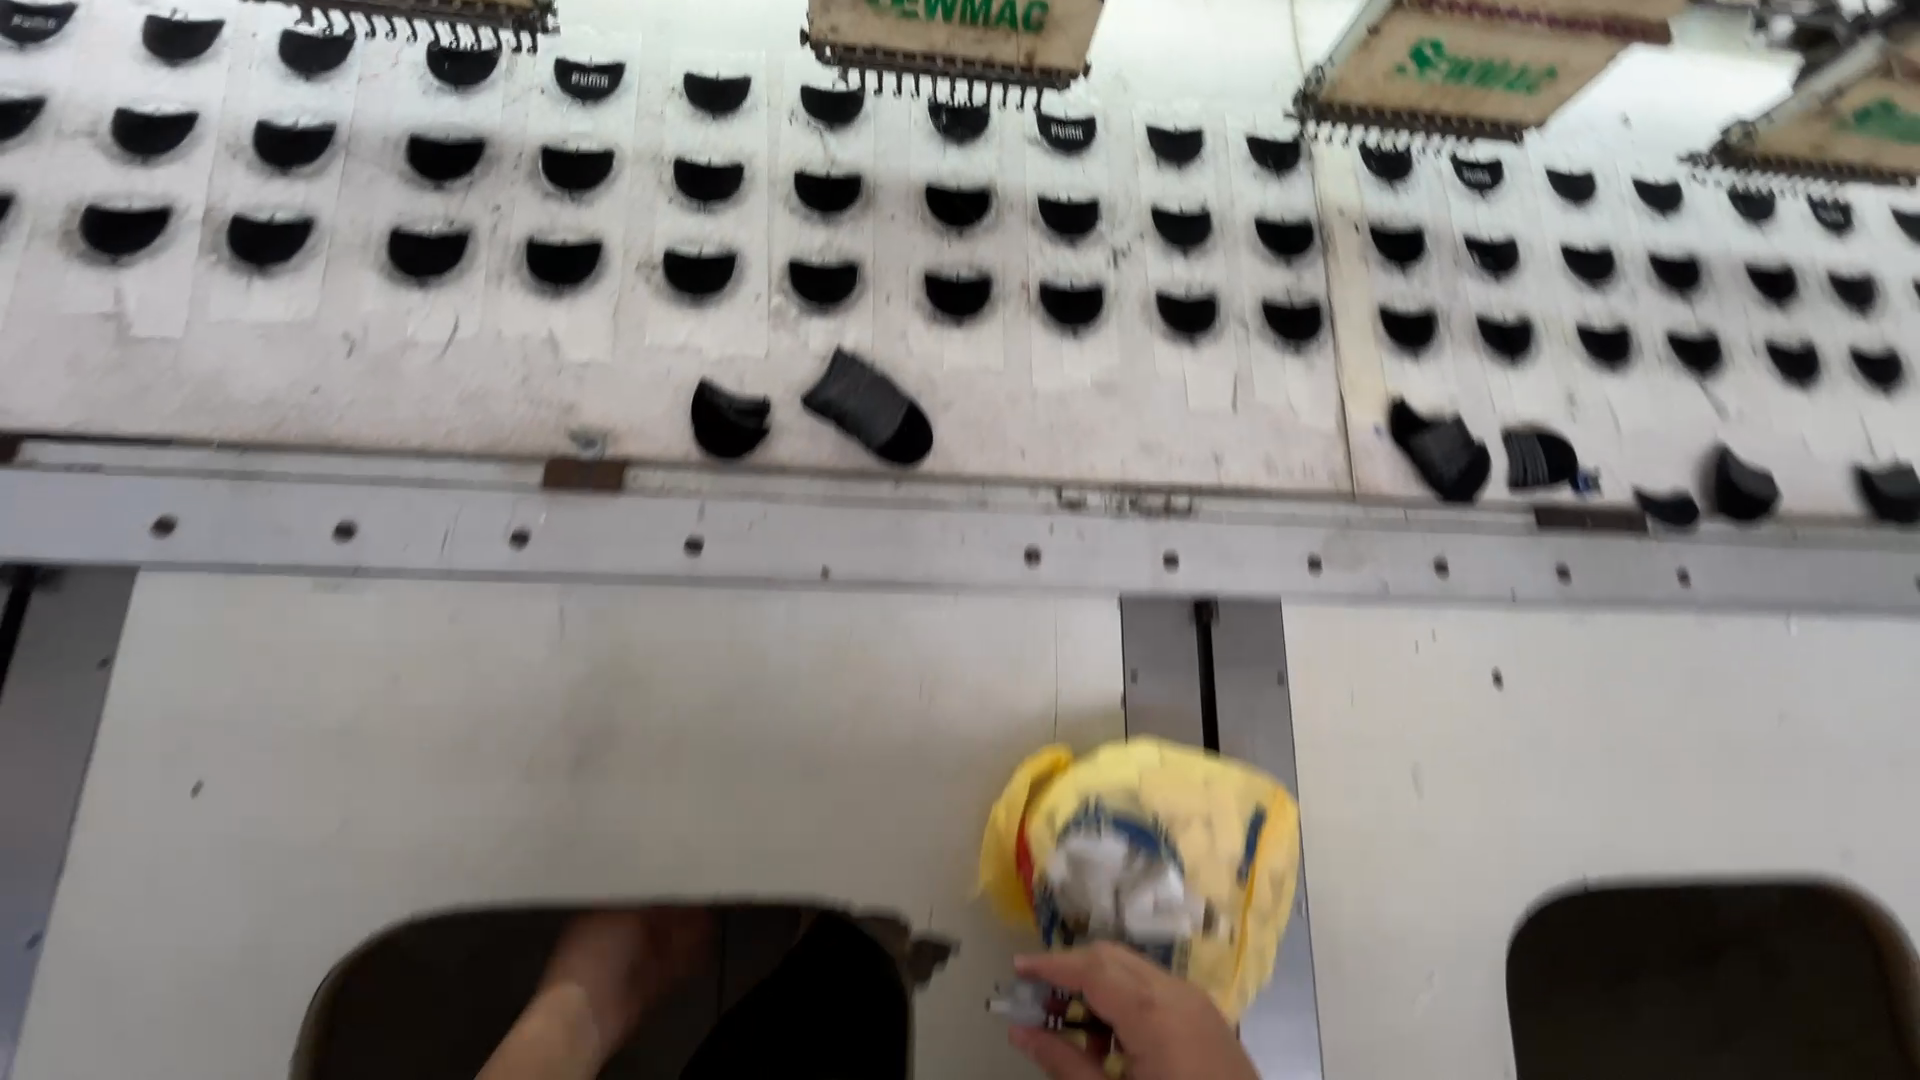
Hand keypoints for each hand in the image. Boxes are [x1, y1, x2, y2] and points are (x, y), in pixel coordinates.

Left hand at [539, 907, 715, 1060]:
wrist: (583, 1015)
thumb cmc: (592, 956)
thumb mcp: (622, 916)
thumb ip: (647, 905)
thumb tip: (666, 895)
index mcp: (600, 920)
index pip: (636, 901)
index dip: (660, 893)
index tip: (682, 884)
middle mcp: (614, 942)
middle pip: (654, 924)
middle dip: (678, 914)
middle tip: (702, 901)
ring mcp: (629, 968)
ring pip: (664, 946)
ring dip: (687, 935)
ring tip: (709, 921)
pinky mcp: (644, 990)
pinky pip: (671, 969)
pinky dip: (688, 959)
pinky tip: (704, 947)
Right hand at [1006, 942, 1257, 1079]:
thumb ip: (1065, 1063)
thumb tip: (1020, 1031)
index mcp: (1152, 1011)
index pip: (1089, 968)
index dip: (1049, 965)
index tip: (1016, 969)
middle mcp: (1175, 990)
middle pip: (1110, 958)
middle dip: (1070, 969)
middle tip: (1037, 996)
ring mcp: (1196, 999)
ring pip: (1132, 969)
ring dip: (1097, 984)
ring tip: (1073, 1028)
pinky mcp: (1207, 1014)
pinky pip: (1155, 988)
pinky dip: (1125, 999)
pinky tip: (1113, 1039)